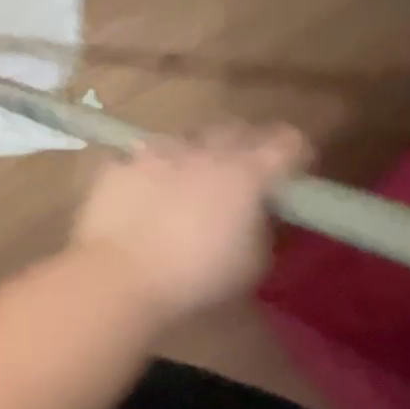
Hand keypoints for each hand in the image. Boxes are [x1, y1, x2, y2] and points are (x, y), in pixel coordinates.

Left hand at [70, 122, 308, 318]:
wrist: (119, 275)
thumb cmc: (196, 277)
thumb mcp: (253, 262)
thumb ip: (261, 227)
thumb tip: (256, 214)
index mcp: (246, 173)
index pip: (287, 143)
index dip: (293, 153)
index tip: (290, 169)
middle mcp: (202, 152)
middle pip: (233, 131)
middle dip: (243, 146)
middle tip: (240, 171)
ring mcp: (154, 154)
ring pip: (182, 139)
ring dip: (191, 155)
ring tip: (184, 181)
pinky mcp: (116, 165)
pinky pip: (137, 158)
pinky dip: (145, 171)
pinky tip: (140, 191)